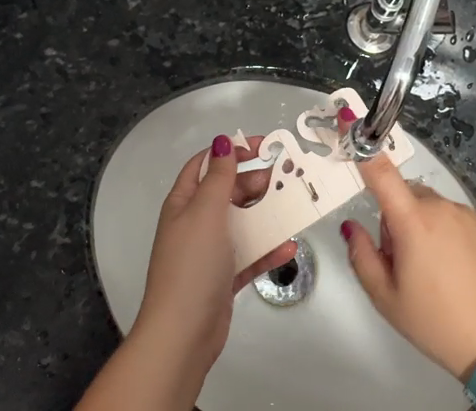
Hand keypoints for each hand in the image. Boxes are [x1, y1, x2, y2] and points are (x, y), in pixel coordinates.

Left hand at [129, 134, 298, 372]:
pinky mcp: (224, 278)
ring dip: (266, 215)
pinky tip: (288, 246)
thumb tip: (222, 142)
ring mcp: (210, 252)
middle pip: (228, 192)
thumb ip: (219, 177)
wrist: (183, 333)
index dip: (232, 151)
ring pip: (243, 223)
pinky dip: (268, 250)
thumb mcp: (205, 212)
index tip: (264, 146)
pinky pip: (249, 255)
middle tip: (283, 179)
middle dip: (255, 183)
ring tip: (293, 208)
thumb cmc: (192, 264)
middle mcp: (195, 223)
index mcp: (184, 202)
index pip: (207, 164)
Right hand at [339, 148, 475, 379]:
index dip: (362, 146)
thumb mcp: (387, 299)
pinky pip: (456, 219)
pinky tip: (458, 272)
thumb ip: (362, 257)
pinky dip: (449, 235)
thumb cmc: (437, 323)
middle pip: (406, 197)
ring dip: (424, 228)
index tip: (349, 120)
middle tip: (403, 264)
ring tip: (435, 274)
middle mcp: (441, 208)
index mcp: (412, 221)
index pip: (381, 173)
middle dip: (397, 220)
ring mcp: (468, 214)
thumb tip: (352, 228)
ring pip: (431, 209)